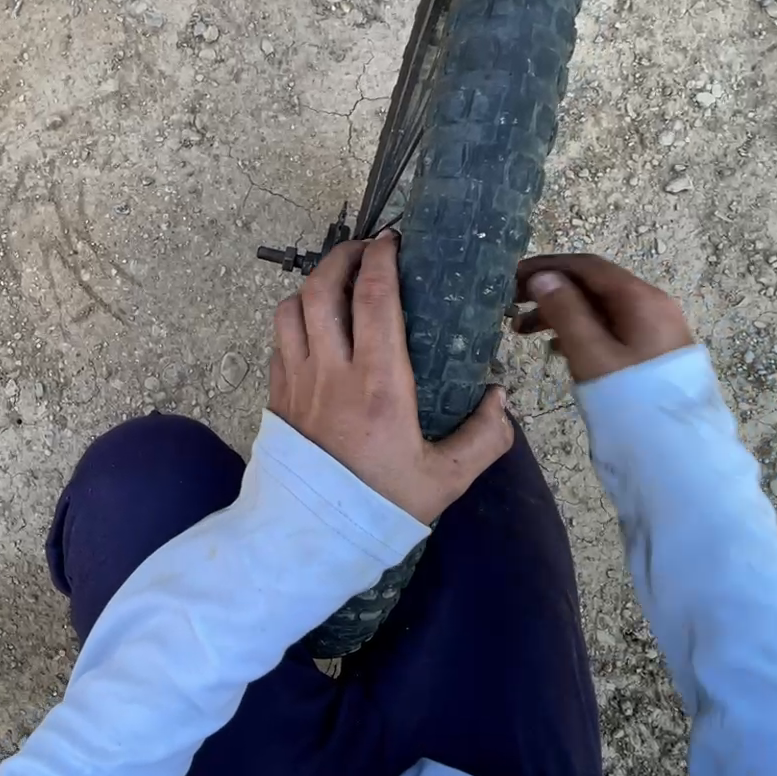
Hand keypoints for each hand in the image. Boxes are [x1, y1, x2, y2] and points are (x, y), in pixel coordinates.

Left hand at [269, 233, 514, 523]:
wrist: (311, 534)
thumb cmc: (379, 504)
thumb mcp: (446, 478)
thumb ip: (485, 436)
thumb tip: (499, 399)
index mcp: (377, 382)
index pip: (375, 298)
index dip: (382, 259)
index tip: (393, 241)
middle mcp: (330, 370)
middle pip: (321, 289)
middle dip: (342, 257)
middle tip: (364, 250)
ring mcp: (296, 379)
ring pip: (290, 308)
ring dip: (311, 285)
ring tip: (335, 284)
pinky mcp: (276, 394)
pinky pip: (279, 339)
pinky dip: (294, 318)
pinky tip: (314, 327)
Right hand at [513, 254, 695, 382]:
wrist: (675, 444)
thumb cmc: (630, 395)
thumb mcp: (590, 351)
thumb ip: (565, 311)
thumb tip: (542, 278)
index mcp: (639, 299)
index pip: (587, 266)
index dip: (547, 266)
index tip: (512, 276)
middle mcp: (650, 305)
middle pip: (592, 286)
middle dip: (550, 291)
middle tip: (512, 304)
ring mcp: (652, 328)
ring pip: (598, 309)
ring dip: (559, 314)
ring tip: (523, 332)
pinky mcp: (649, 350)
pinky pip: (608, 328)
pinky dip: (577, 330)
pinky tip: (554, 347)